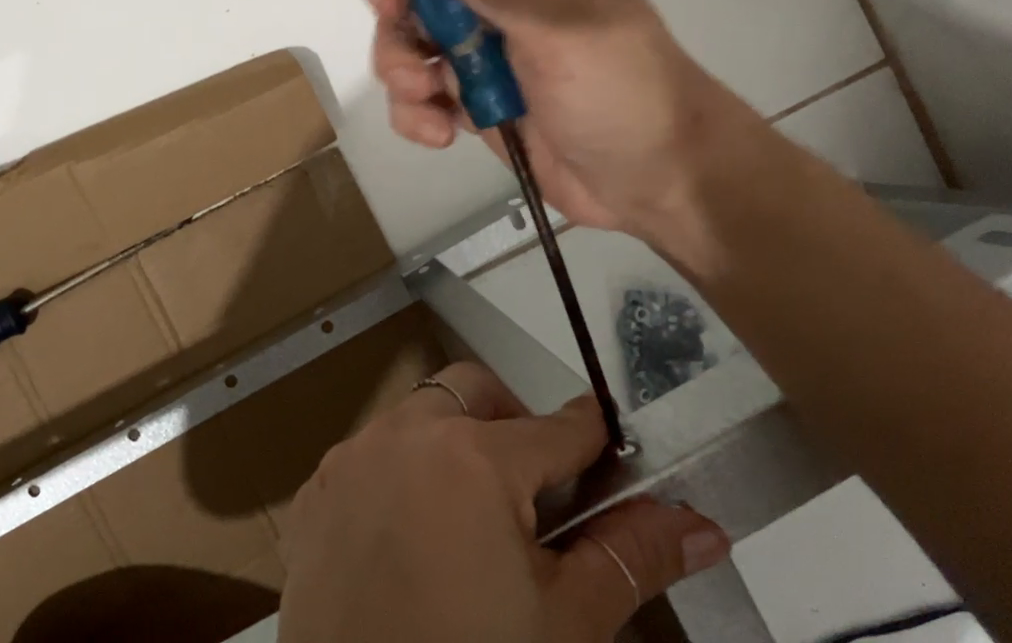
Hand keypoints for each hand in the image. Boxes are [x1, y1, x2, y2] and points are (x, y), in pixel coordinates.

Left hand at [280, 362, 728, 641]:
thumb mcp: (566, 621)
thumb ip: (632, 556)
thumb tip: (699, 525)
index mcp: (471, 456)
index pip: (559, 426)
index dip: (597, 440)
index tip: (615, 455)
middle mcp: (401, 438)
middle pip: (472, 392)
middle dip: (513, 421)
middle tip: (537, 488)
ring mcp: (348, 462)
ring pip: (413, 418)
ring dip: (450, 444)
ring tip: (474, 520)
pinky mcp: (313, 495)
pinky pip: (365, 459)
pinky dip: (397, 477)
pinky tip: (413, 540)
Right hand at [342, 0, 759, 239]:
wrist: (655, 180)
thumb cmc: (624, 89)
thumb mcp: (561, 24)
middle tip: (392, 17)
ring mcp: (482, 45)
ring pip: (407, 32)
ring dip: (399, 62)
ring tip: (427, 97)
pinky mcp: (471, 96)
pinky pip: (417, 90)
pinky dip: (414, 110)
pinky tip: (441, 133)